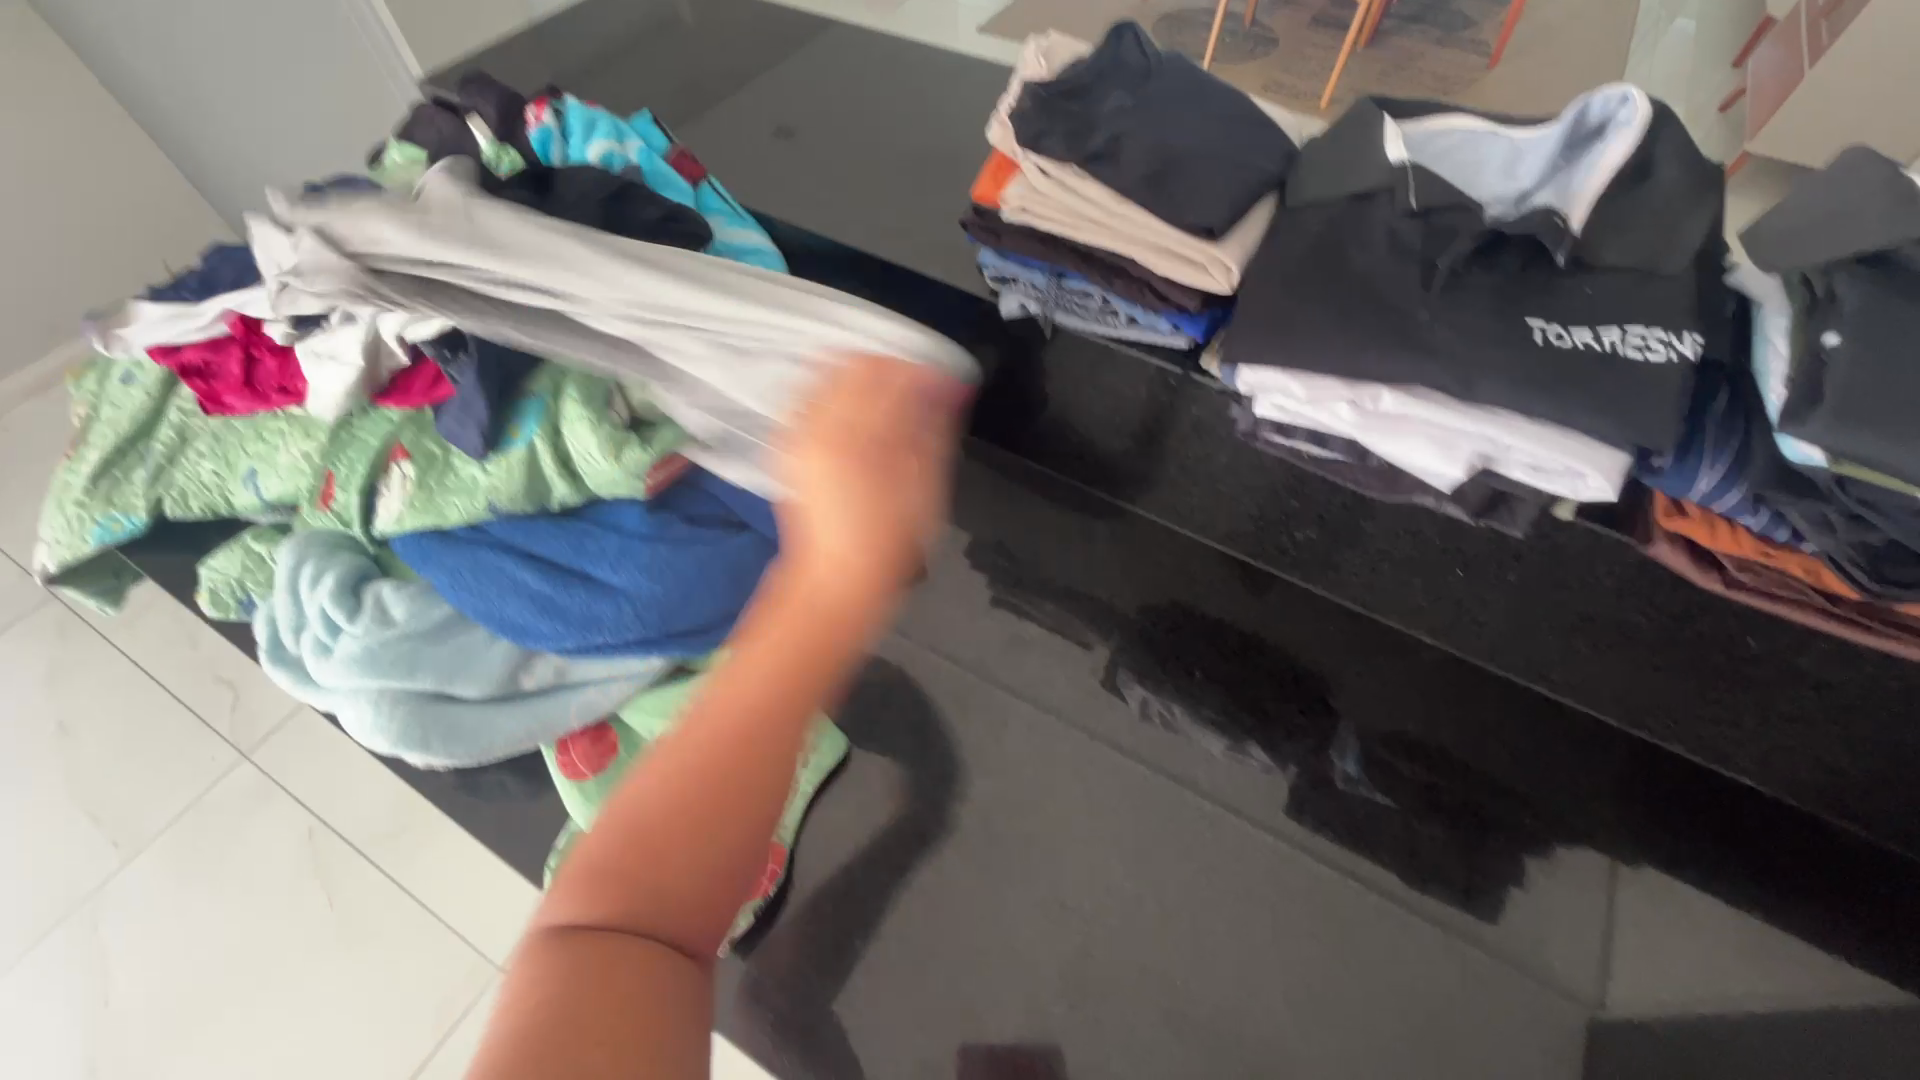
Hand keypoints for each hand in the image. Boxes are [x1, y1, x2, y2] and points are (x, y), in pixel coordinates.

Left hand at [775, 352, 970, 614]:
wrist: (838, 578)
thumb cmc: (889, 542)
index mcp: (860, 436)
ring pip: (828, 372)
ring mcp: (799, 434)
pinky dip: (836, 394)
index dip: (922, 370)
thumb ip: (934, 428)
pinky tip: (856, 417)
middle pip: (855, 363)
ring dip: (862, 378)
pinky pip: (810, 396)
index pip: (891, 372)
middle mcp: (821, 427)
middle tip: (917, 390)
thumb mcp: (925, 486)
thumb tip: (946, 385)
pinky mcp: (788, 445)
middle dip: (891, 369)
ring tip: (888, 402)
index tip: (942, 383)